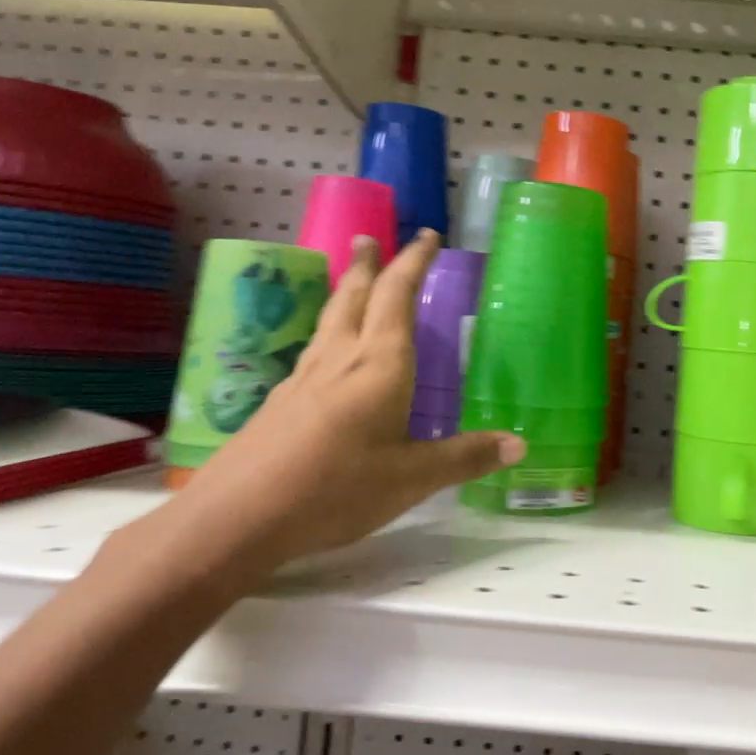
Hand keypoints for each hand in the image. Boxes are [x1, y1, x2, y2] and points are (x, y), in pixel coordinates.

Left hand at [167, 230, 524, 573]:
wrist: (235, 518)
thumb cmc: (335, 489)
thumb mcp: (413, 478)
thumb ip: (465, 457)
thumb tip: (520, 445)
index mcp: (379, 365)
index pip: (397, 296)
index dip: (413, 262)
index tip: (427, 236)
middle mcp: (339, 360)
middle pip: (353, 297)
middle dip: (367, 264)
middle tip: (370, 239)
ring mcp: (302, 380)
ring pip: (328, 322)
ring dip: (344, 294)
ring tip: (352, 282)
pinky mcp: (278, 404)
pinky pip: (313, 352)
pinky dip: (330, 335)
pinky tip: (328, 358)